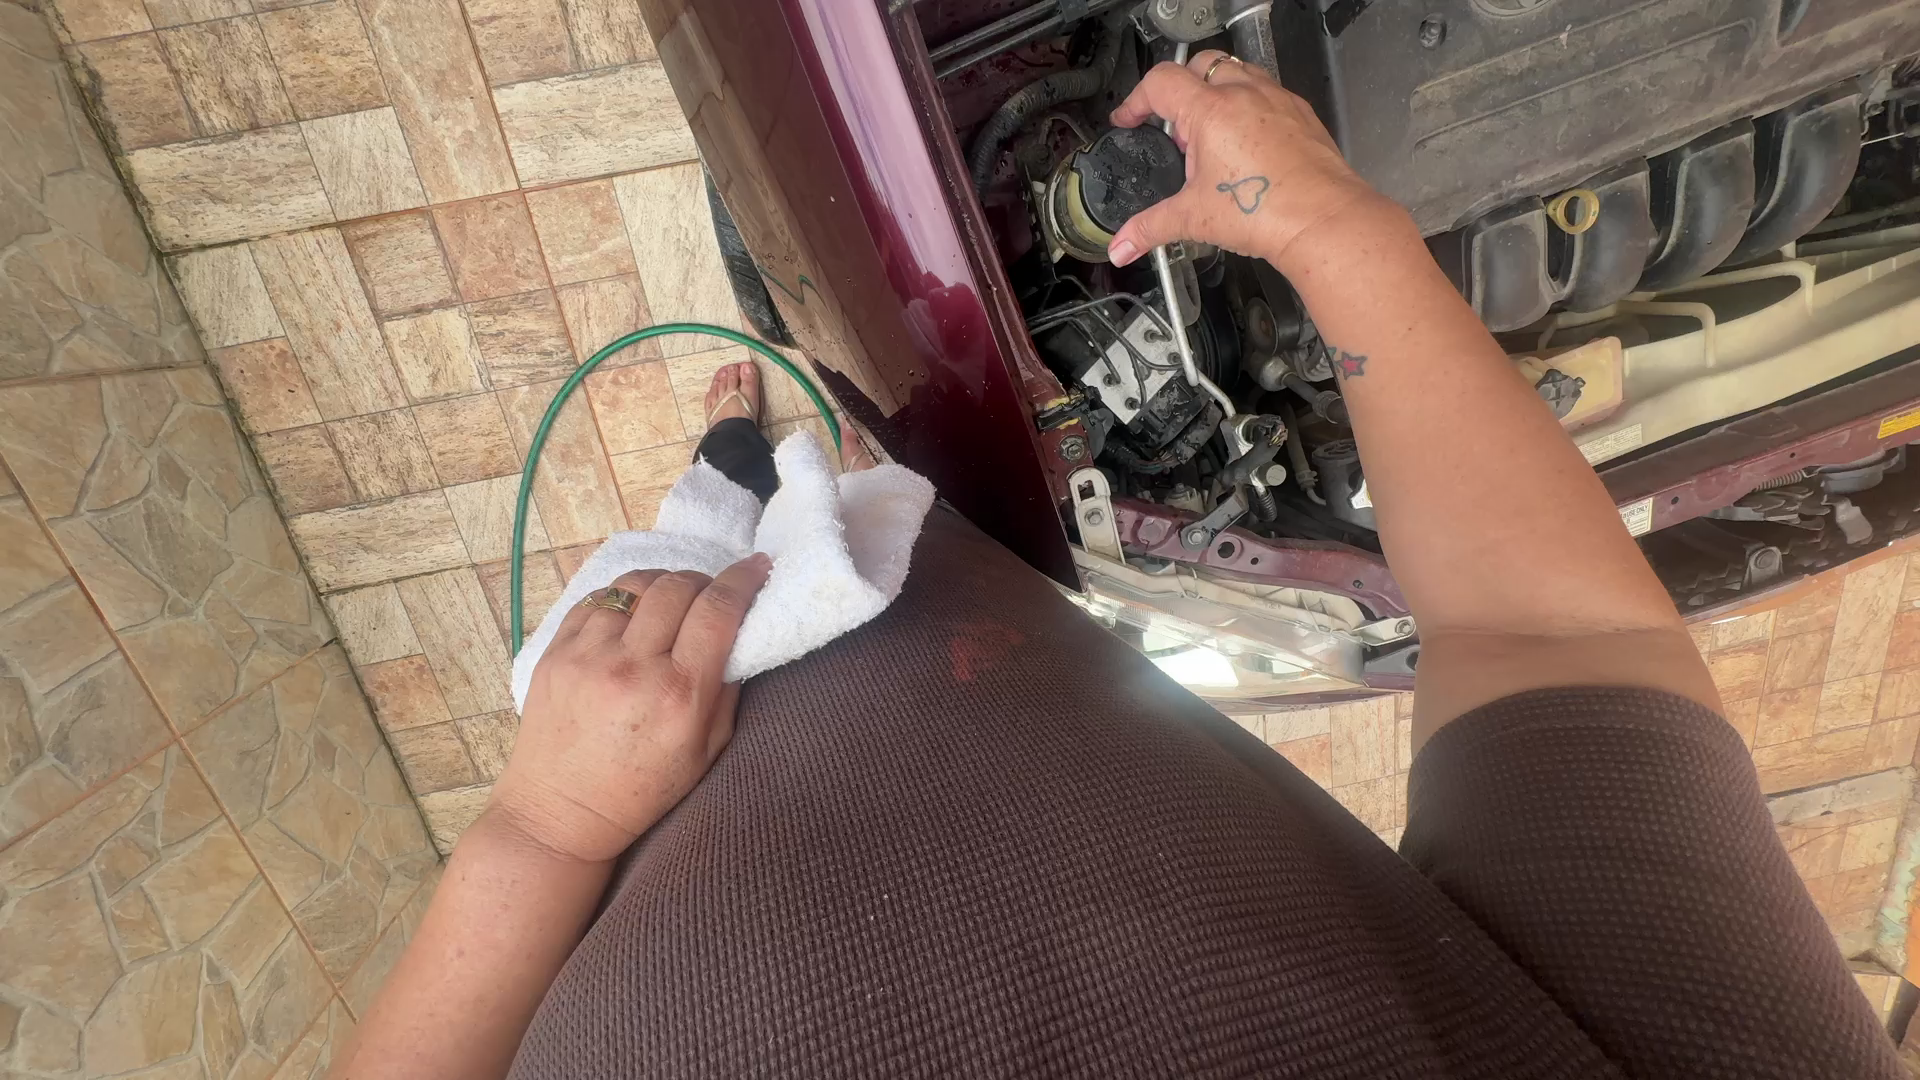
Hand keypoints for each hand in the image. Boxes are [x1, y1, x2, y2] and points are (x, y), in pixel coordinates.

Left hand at [484, 557, 771, 863]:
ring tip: (673, 603)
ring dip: (666, 584)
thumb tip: (740, 631)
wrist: (559, 814)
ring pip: (637, 583)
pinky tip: (635, 617)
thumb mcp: (709, 748)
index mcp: (678, 694)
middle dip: (706, 581)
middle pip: (679, 585)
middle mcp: (632, 667)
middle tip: (714, 595)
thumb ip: (728, 686)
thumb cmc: (645, 788)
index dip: (744, 578)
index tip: (759, 565)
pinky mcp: (555, 652)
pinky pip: (598, 598)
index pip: (718, 610)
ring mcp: (587, 656)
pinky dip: (626, 598)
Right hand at [1106, 52, 1398, 272]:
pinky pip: (1266, 92)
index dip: (1136, 100)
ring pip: (1236, 71)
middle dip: (1178, 91)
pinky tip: (1243, 145)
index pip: (1161, 83)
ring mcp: (1275, 98)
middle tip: (1172, 129)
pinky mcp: (1297, 112)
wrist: (1318, 217)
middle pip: (1200, 65)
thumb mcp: (1191, 220)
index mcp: (1211, 111)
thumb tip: (1121, 246)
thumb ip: (1148, 229)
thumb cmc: (1263, 209)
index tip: (1129, 119)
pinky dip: (1247, 106)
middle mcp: (1244, 93)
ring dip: (1215, 93)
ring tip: (1208, 137)